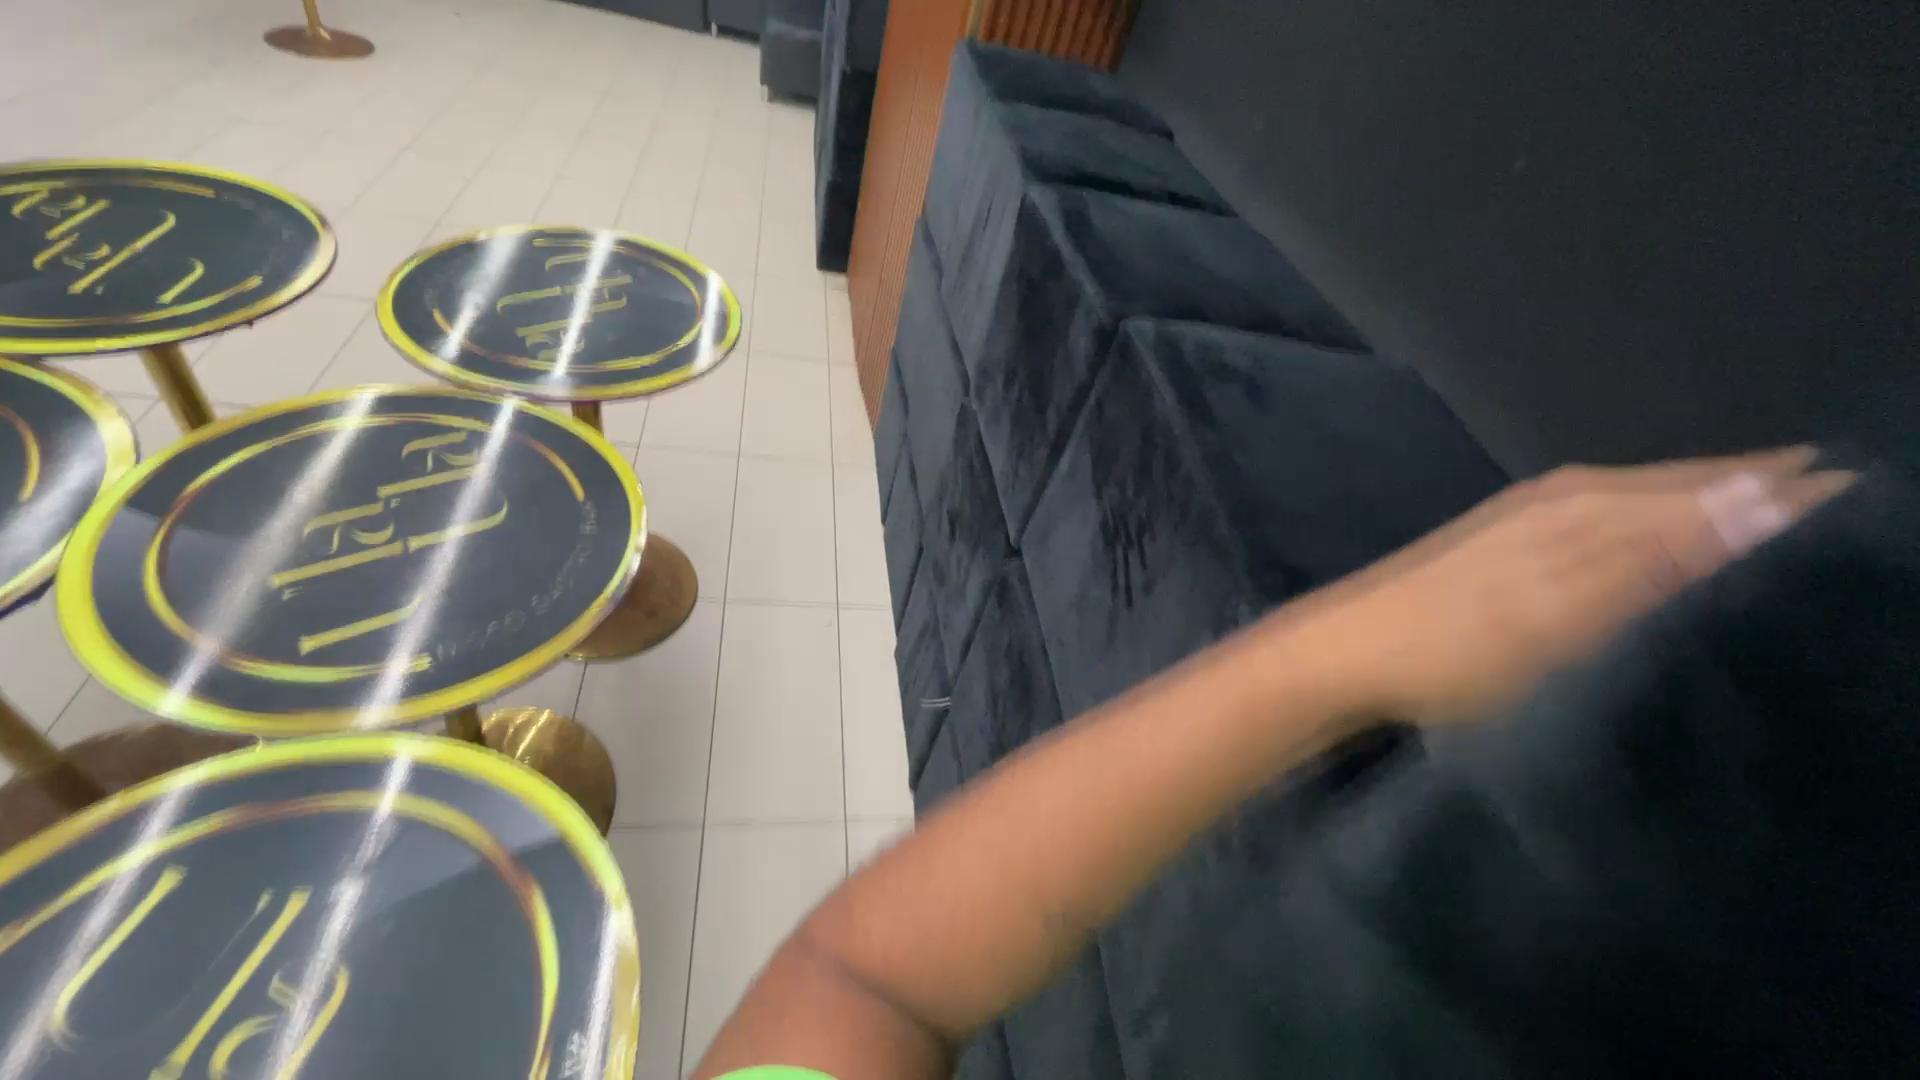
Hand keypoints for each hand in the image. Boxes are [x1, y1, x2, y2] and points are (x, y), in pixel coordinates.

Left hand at [1302, 448, 1851, 724]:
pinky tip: (1670, 551)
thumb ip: (1656, 558)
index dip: (1799, 496)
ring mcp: (1524, 520)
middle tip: (1856, 517)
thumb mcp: (1562, 612)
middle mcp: (1560, 498)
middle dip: (1765, 494)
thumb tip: (1770, 495)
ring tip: (1792, 530)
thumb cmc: (1450, 644)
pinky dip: (1653, 531)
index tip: (1881, 504)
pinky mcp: (1501, 548)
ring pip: (1645, 503)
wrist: (1344, 655)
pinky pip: (1605, 525)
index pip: (1720, 486)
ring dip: (1713, 510)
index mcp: (1586, 506)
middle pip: (1685, 487)